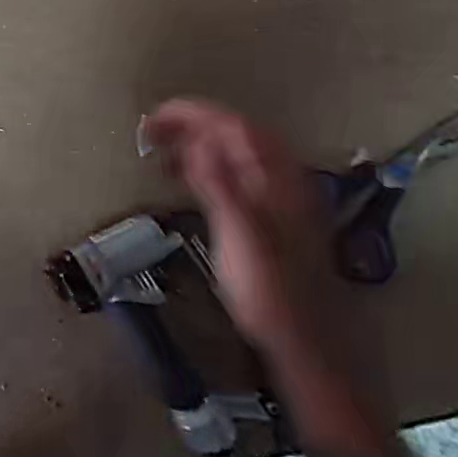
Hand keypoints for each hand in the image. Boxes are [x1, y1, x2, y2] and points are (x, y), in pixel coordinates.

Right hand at [141, 98, 332, 345]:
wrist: (304, 342)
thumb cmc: (270, 291)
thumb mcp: (240, 235)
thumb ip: (219, 184)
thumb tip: (196, 140)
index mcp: (277, 178)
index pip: (234, 125)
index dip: (193, 113)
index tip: (155, 118)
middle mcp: (281, 180)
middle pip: (236, 133)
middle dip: (192, 124)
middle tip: (153, 131)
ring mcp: (277, 198)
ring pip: (235, 153)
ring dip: (198, 144)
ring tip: (162, 152)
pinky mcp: (269, 217)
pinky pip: (236, 174)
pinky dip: (208, 166)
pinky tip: (189, 179)